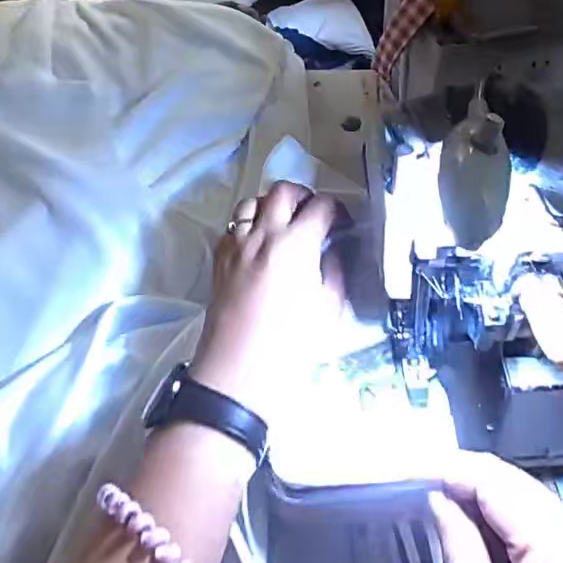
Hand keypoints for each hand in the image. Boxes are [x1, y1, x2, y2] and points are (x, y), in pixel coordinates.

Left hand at [190, 181, 341, 422]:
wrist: (238, 371)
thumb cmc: (292, 343)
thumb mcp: (329, 305)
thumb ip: (335, 268)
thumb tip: (332, 248)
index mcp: (297, 243)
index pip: (322, 205)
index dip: (337, 209)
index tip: (343, 223)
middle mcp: (264, 234)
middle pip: (283, 191)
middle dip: (304, 196)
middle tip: (314, 215)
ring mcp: (237, 245)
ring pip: (252, 202)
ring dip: (272, 205)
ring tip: (283, 223)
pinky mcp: (219, 259)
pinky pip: (232, 225)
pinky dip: (248, 224)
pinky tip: (259, 243)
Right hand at [429, 452, 562, 562]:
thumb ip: (464, 559)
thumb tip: (440, 503)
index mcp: (561, 544)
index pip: (497, 479)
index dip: (452, 470)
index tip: (412, 471)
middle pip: (512, 485)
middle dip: (466, 486)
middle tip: (419, 494)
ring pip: (524, 503)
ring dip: (483, 507)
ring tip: (439, 517)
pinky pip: (537, 529)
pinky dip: (504, 531)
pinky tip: (476, 545)